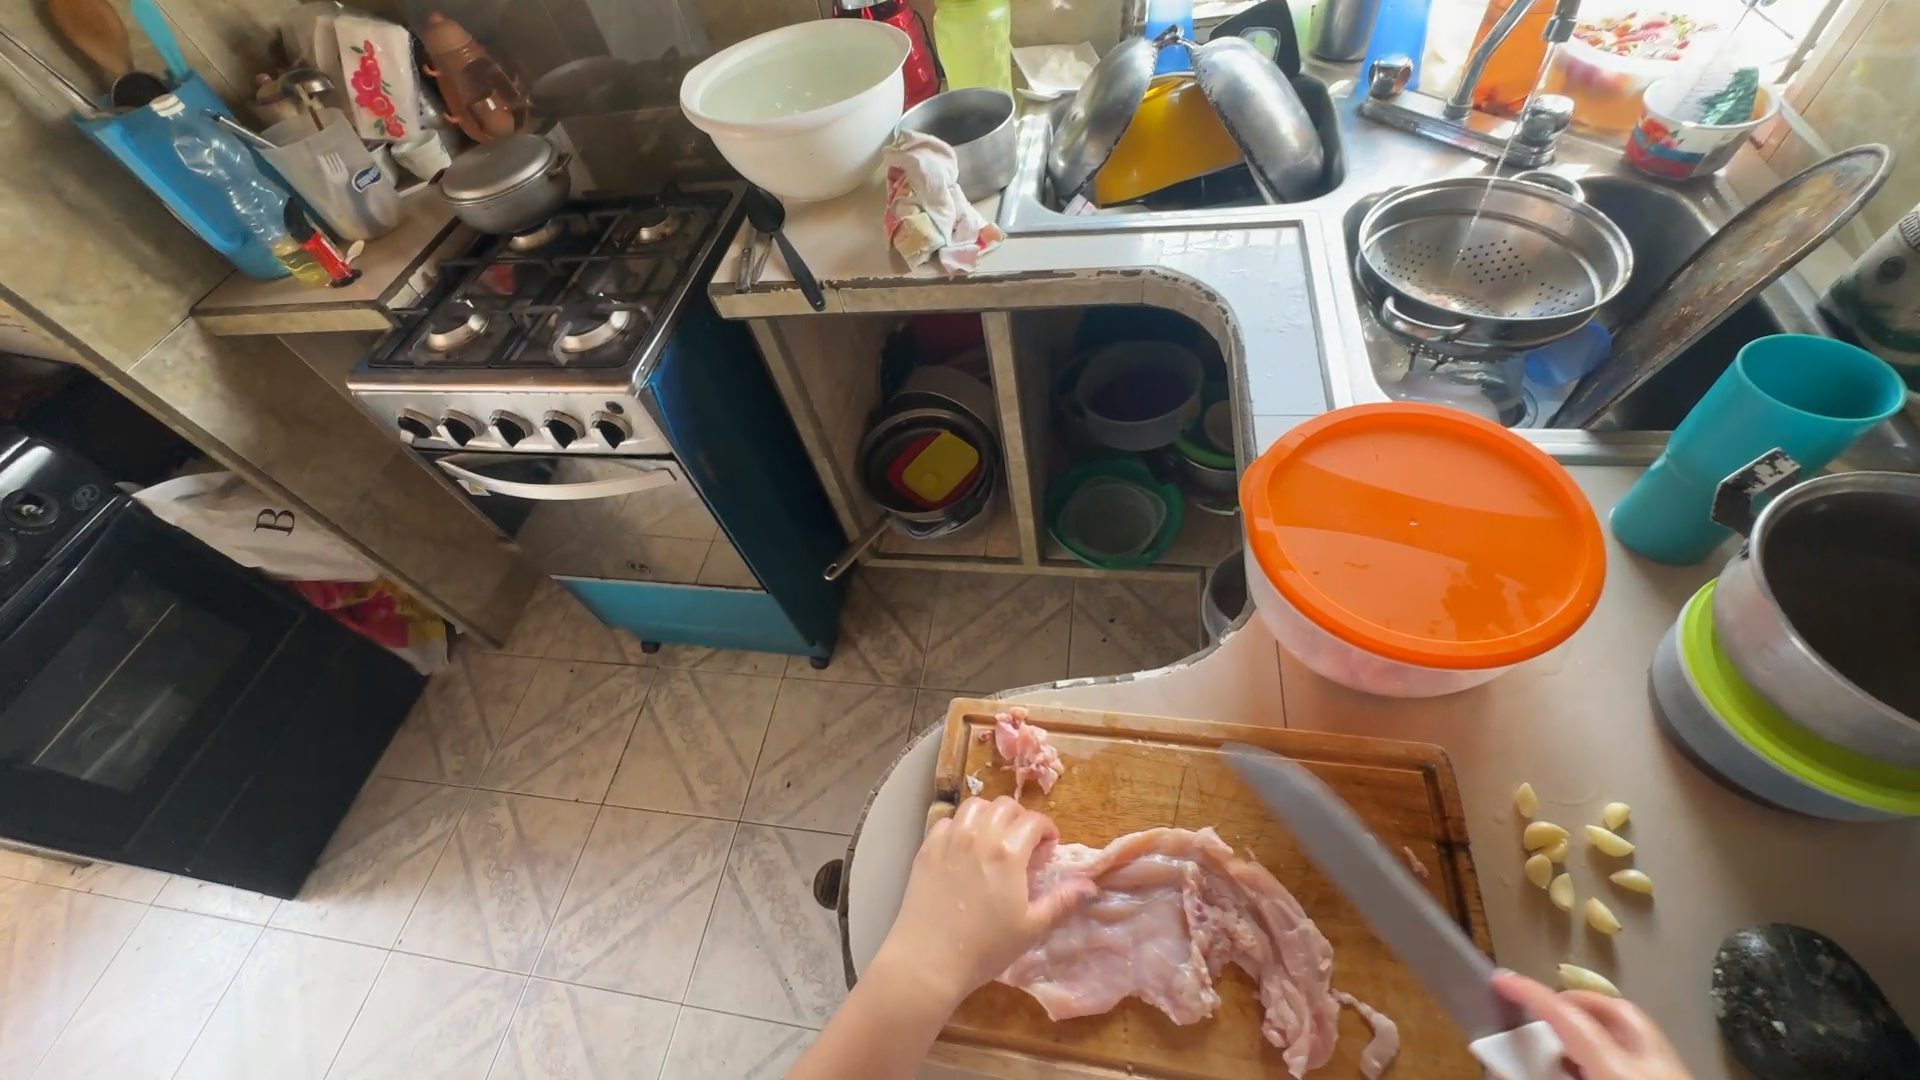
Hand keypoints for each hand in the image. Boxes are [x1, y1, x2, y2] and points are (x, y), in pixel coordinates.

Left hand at [871, 796, 1095, 1010]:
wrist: (928, 959)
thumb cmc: (985, 947)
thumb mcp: (1031, 928)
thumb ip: (1062, 902)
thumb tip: (1090, 886)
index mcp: (1008, 851)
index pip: (1034, 821)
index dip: (1047, 830)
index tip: (1049, 846)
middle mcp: (979, 835)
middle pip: (1005, 805)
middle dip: (1020, 818)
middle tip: (1024, 842)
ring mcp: (950, 838)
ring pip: (975, 805)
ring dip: (990, 815)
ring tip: (994, 836)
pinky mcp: (928, 847)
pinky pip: (948, 821)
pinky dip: (961, 825)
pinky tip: (964, 847)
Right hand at [1494, 973, 1693, 1079]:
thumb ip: (1545, 1074)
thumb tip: (1501, 1063)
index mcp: (1622, 1073)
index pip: (1569, 1018)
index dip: (1530, 992)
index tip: (1499, 978)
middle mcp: (1656, 1069)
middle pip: (1617, 1010)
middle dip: (1576, 1001)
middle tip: (1547, 1013)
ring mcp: (1678, 1076)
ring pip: (1638, 1032)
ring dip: (1599, 1026)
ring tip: (1570, 1047)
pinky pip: (1649, 1058)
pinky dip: (1620, 1052)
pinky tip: (1600, 1070)